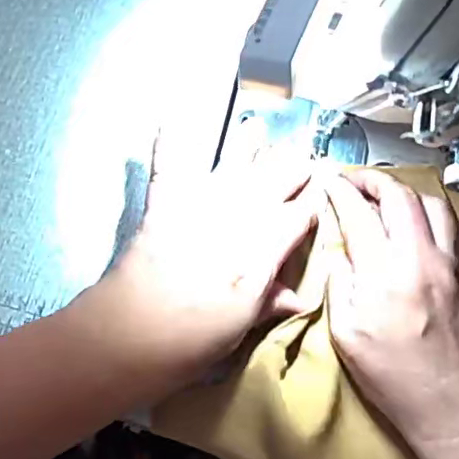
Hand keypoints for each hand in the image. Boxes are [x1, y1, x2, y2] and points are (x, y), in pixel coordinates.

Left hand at [67, 139, 320, 390]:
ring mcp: (201, 204)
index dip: (315, 198)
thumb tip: (299, 300)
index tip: (324, 184)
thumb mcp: (240, 325)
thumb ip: (269, 303)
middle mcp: (240, 215)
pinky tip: (169, 120)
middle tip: (300, 154)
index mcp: (265, 247)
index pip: (301, 213)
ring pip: (233, 162)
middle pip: (275, 178)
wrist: (134, 329)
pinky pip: (169, 166)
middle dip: (291, 164)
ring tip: (255, 127)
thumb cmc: (192, 338)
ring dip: (246, 143)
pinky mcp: (164, 203)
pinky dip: (168, 143)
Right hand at [324, 170, 458, 451]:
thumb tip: (338, 256)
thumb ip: (340, 288)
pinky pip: (451, 230)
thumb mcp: (347, 337)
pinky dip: (428, 216)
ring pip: (434, 206)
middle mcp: (422, 260)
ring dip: (406, 193)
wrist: (457, 408)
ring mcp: (452, 267)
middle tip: (353, 181)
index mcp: (385, 274)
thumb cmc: (393, 378)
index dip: (340, 192)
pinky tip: (413, 228)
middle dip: (373, 180)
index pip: (360, 214)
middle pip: (401, 197)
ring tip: (384, 197)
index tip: (328, 183)